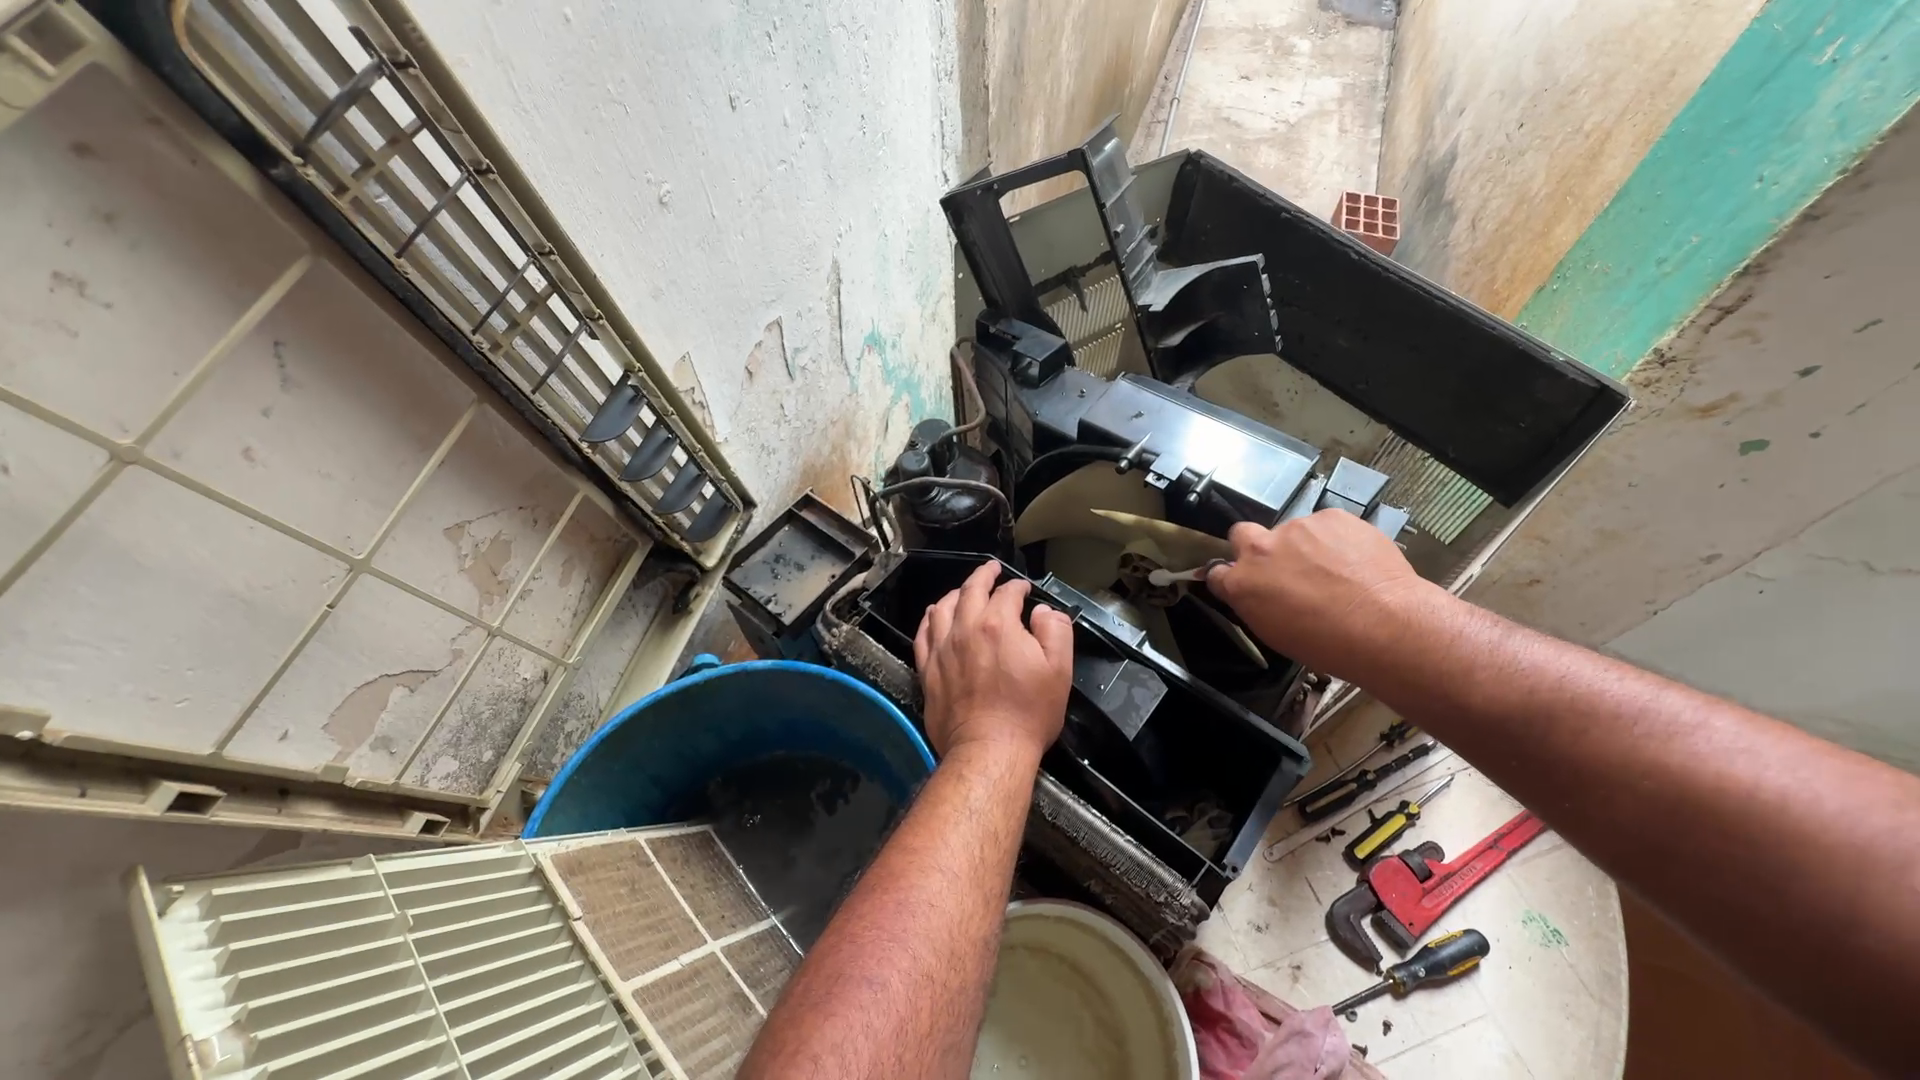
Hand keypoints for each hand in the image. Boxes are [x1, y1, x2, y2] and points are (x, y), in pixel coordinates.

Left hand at [914, 561, 1073, 760]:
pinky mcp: (928, 670)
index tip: (1024, 589)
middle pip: (971, 591)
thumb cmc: (1029, 712)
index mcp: (999, 625)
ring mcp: (942, 650)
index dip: (1017, 586)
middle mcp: (965, 629)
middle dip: (983, 575)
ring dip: (954, 593)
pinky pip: (922, 635)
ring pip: (942, 608)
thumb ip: (1055, 631)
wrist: (990, 749)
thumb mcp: (1059, 670)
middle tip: (991, 569)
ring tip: (962, 590)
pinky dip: (928, 619)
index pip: (1007, 593)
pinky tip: (933, 616)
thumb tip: (1042, 611)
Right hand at [1206, 509, 1439, 679]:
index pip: (1217, 572)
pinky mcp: (1331, 517)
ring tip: (1336, 571)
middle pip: (1242, 534)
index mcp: (1241, 583)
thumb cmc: (1328, 643)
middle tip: (1284, 567)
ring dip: (1305, 546)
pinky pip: (1327, 525)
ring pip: (1293, 531)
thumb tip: (1259, 592)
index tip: (1248, 584)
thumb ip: (1256, 603)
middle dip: (1255, 546)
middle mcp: (1261, 549)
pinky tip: (1355, 561)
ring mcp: (1297, 528)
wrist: (1384, 624)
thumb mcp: (1275, 633)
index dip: (1232, 577)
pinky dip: (1336, 539)